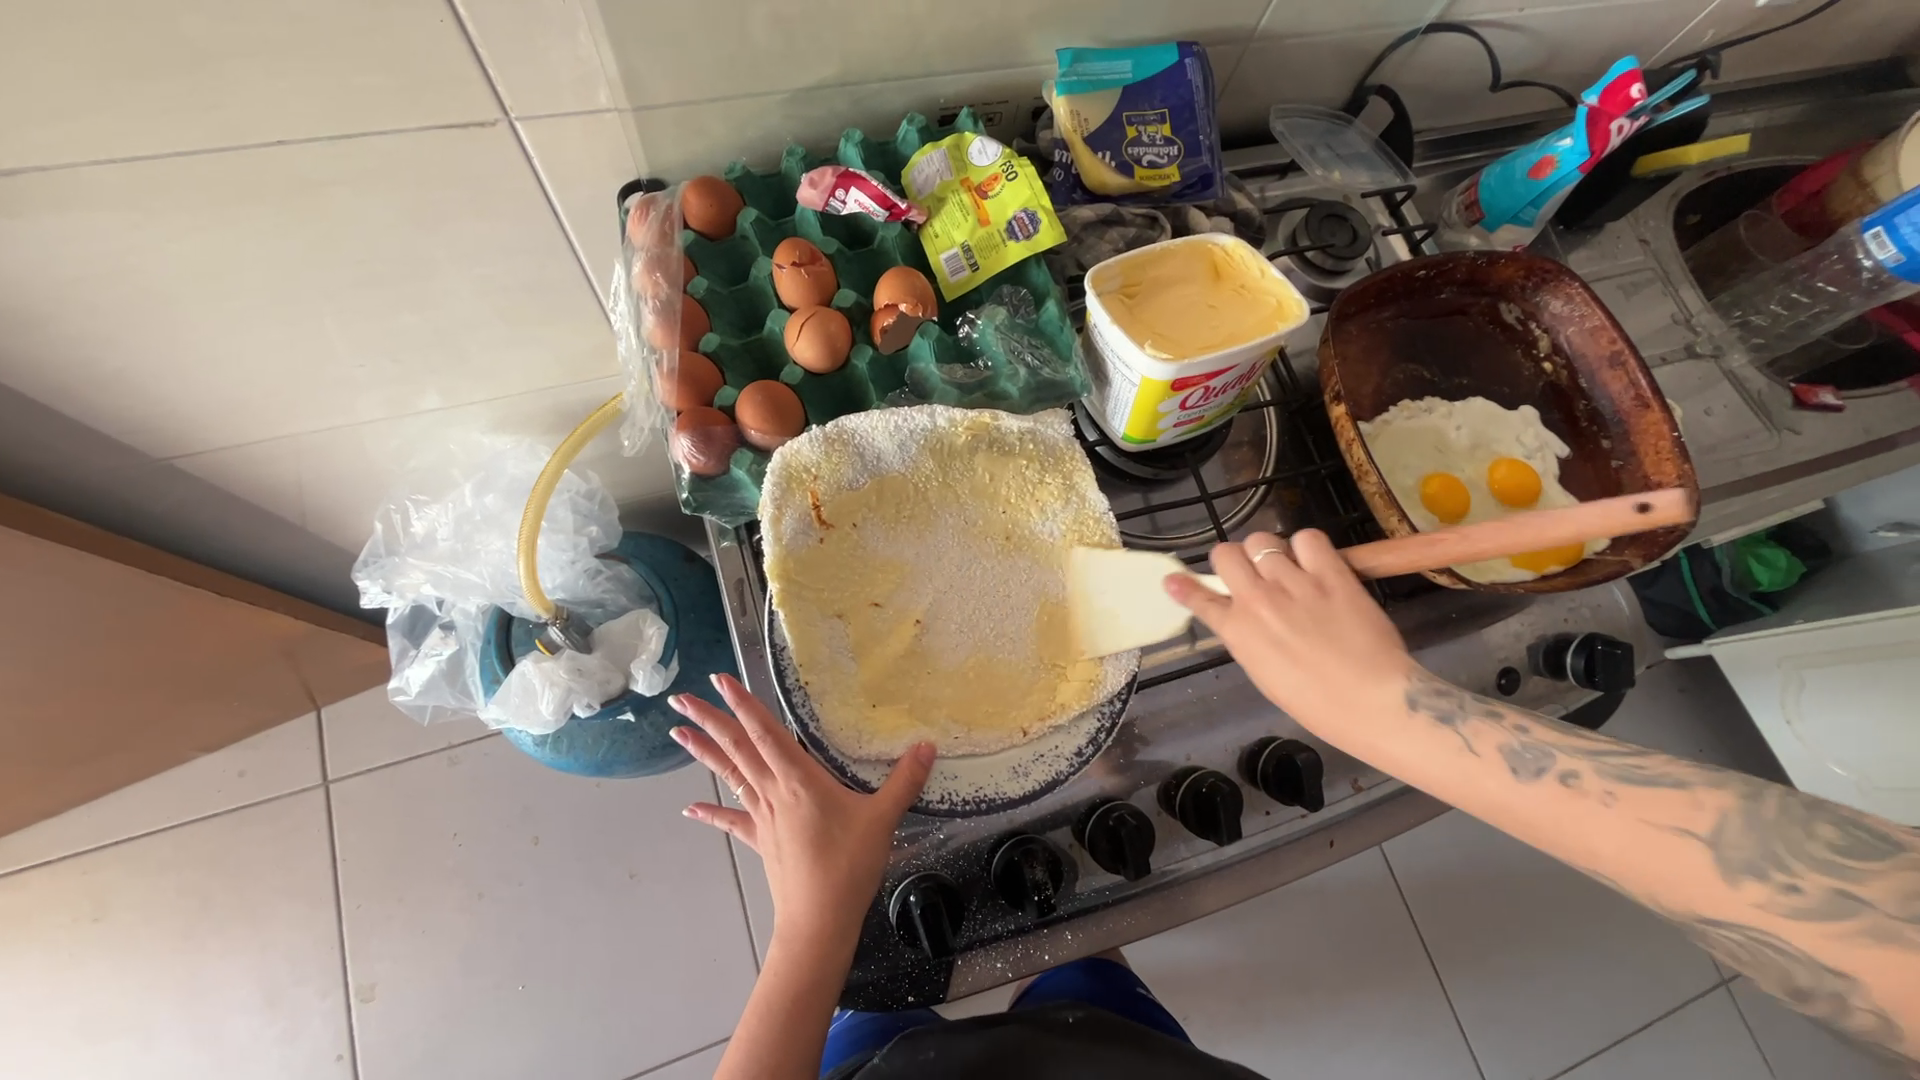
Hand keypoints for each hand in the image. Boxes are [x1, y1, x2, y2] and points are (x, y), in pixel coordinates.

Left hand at [669, 675, 934, 947]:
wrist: (819, 921)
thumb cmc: (848, 865)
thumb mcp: (883, 819)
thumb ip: (904, 780)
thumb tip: (928, 744)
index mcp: (799, 780)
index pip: (767, 733)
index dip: (744, 705)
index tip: (721, 680)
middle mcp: (773, 792)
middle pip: (737, 749)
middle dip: (710, 720)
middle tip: (681, 697)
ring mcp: (762, 816)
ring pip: (730, 776)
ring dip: (704, 753)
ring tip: (678, 732)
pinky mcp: (760, 840)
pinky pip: (732, 820)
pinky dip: (712, 812)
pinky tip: (690, 808)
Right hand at [1164, 529, 1411, 736]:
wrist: (1369, 700)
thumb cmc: (1314, 701)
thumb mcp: (1262, 672)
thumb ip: (1245, 638)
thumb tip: (1238, 618)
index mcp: (1236, 630)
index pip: (1199, 597)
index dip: (1184, 586)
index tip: (1174, 579)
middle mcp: (1257, 599)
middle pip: (1226, 553)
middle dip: (1234, 561)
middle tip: (1252, 574)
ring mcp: (1293, 583)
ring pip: (1262, 541)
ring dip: (1269, 552)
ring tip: (1287, 567)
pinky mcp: (1330, 573)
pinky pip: (1308, 538)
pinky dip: (1306, 546)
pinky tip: (1314, 563)